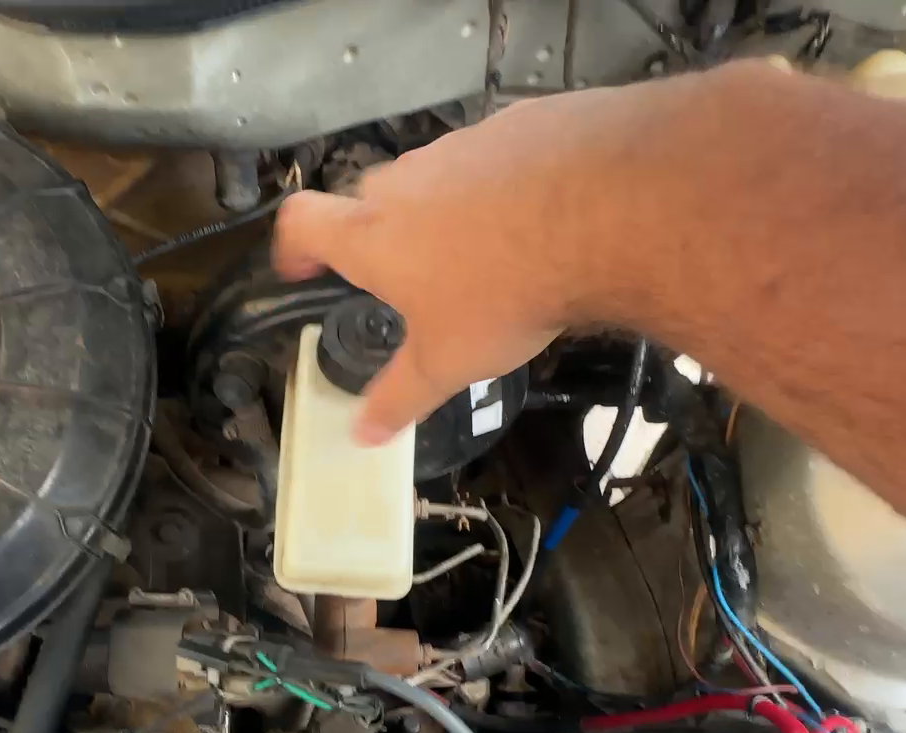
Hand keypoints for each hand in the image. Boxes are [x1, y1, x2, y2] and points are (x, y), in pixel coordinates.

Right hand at [270, 80, 694, 443]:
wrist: (612, 208)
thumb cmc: (505, 293)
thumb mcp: (447, 362)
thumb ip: (399, 397)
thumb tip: (364, 435)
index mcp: (374, 235)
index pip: (301, 223)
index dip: (293, 247)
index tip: (301, 270)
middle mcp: (407, 181)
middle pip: (367, 202)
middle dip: (377, 238)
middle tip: (405, 279)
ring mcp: (464, 146)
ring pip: (433, 179)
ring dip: (441, 212)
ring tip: (481, 255)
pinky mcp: (521, 123)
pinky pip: (492, 159)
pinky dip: (498, 188)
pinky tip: (535, 219)